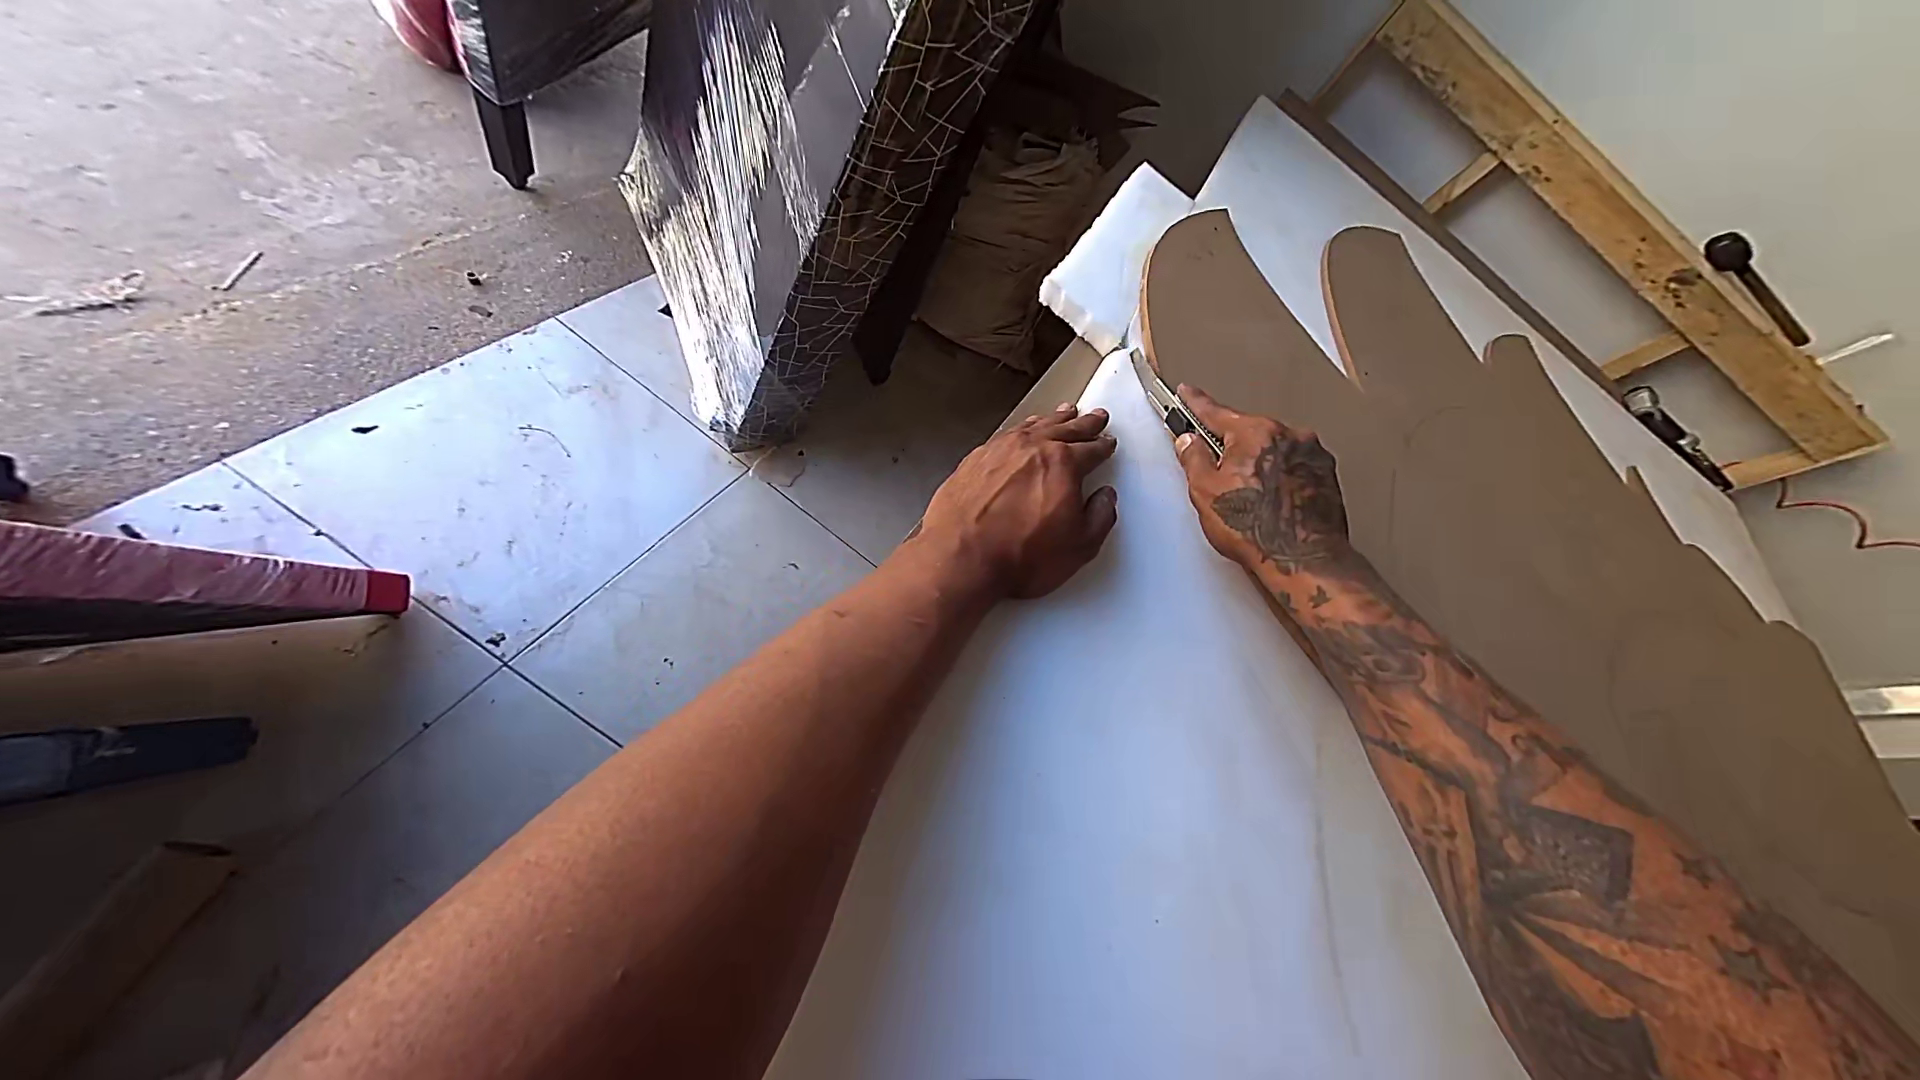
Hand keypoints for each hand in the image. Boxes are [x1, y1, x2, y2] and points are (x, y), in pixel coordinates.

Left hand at [911, 403, 1118, 599]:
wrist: (961, 559)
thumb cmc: (1015, 556)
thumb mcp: (1079, 547)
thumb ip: (1099, 517)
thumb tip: (1103, 500)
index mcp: (1063, 464)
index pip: (1091, 449)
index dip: (1103, 446)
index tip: (1107, 444)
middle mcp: (1031, 449)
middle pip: (1065, 429)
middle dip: (1083, 424)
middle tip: (1094, 418)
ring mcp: (999, 451)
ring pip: (1033, 426)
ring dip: (1052, 420)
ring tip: (1063, 414)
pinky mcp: (974, 460)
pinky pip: (1005, 435)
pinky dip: (1020, 430)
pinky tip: (1021, 433)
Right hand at [1173, 385, 1352, 575]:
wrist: (1301, 559)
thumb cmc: (1256, 529)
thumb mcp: (1205, 491)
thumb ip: (1194, 458)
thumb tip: (1189, 442)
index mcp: (1256, 432)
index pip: (1216, 413)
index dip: (1195, 403)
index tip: (1188, 394)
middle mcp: (1289, 435)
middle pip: (1248, 434)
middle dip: (1230, 451)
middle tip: (1219, 481)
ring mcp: (1312, 454)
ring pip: (1272, 451)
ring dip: (1258, 468)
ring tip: (1249, 504)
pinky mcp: (1326, 476)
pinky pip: (1293, 468)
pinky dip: (1279, 480)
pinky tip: (1269, 505)